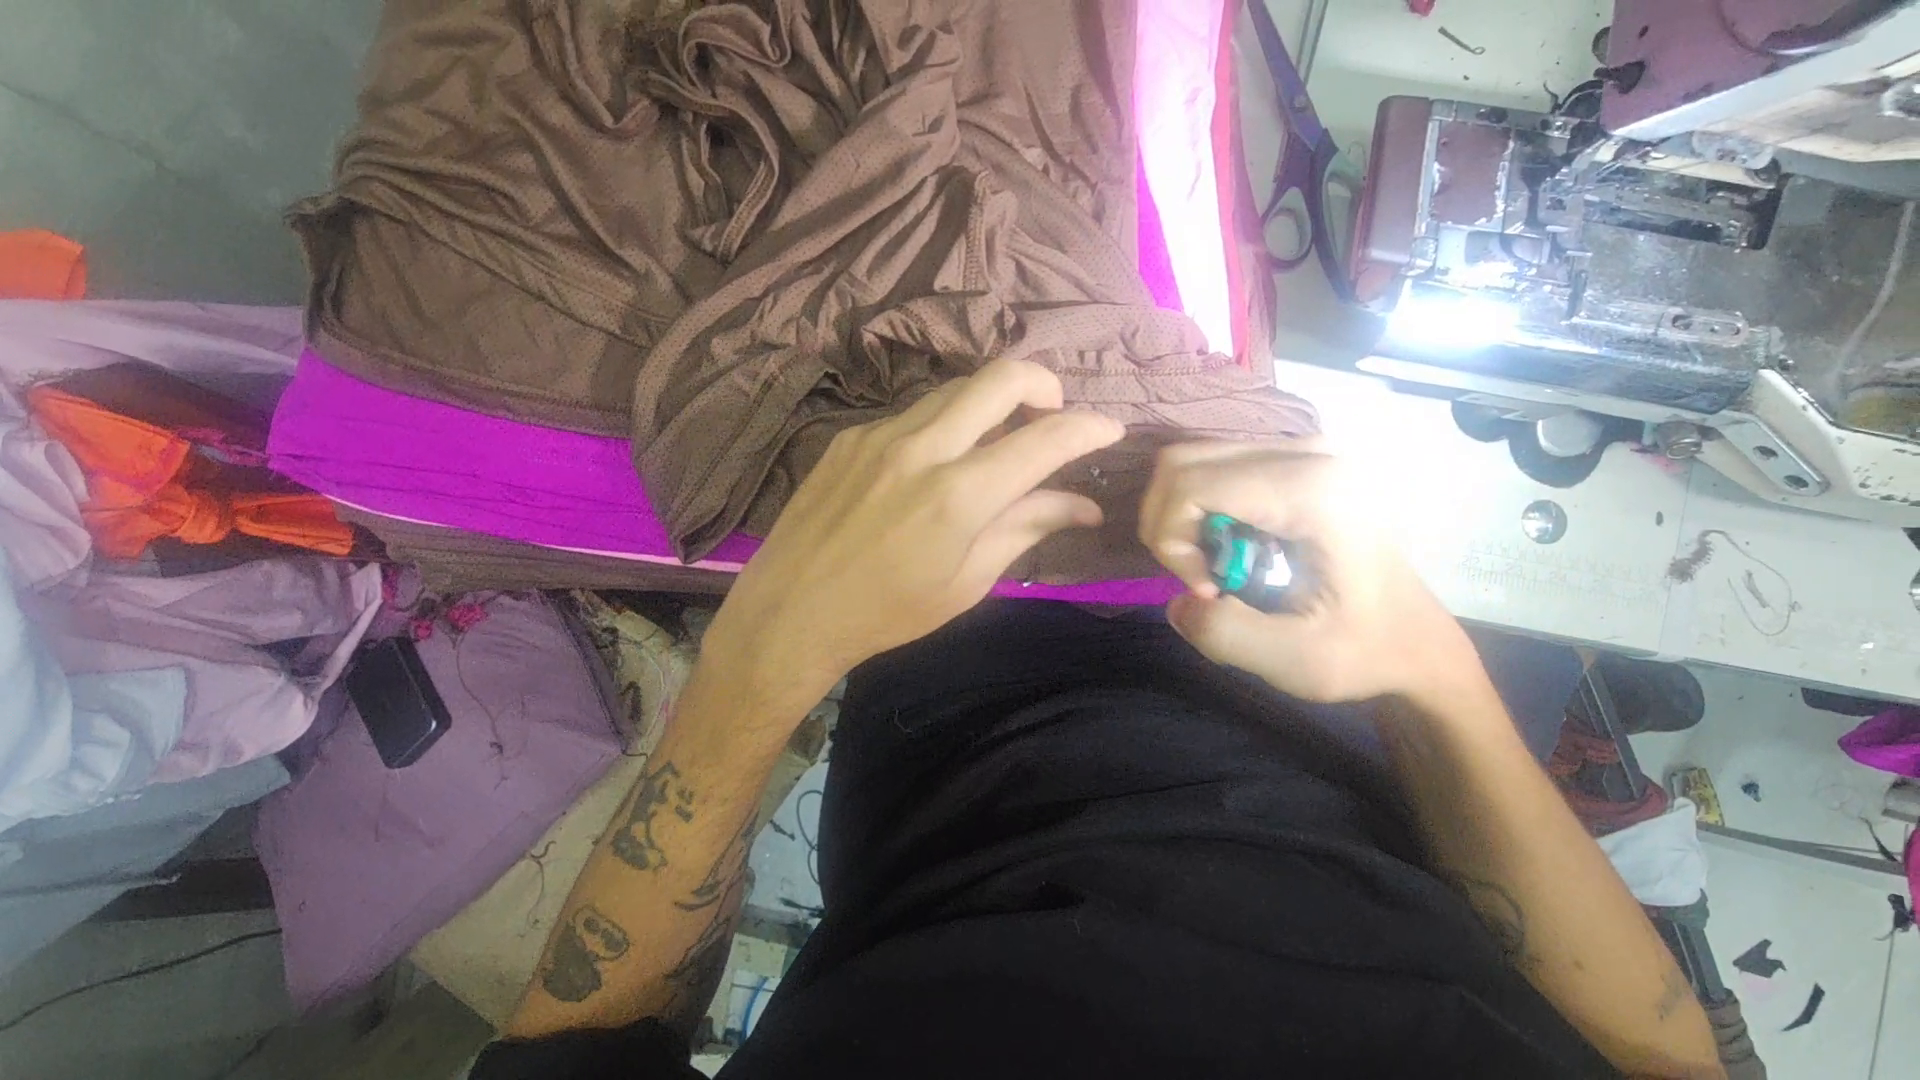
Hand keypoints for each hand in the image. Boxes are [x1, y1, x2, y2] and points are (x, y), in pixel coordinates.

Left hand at [705, 359, 1125, 706]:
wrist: (789, 613)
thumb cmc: (887, 613)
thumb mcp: (967, 582)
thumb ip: (1026, 528)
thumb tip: (1083, 504)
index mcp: (957, 495)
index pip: (1043, 439)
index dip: (1088, 428)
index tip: (1109, 430)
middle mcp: (921, 448)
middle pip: (999, 379)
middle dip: (1043, 384)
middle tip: (1054, 413)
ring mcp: (879, 435)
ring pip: (954, 389)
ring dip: (990, 402)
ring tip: (999, 440)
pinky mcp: (850, 436)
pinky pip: (913, 413)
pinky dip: (943, 425)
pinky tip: (938, 462)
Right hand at [1137, 440, 1478, 703]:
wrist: (1417, 642)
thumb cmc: (1365, 651)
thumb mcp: (1296, 661)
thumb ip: (1225, 633)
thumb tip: (1179, 601)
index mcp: (1313, 490)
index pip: (1191, 486)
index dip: (1174, 541)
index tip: (1206, 592)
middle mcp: (1307, 453)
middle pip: (1182, 463)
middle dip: (1170, 525)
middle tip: (1199, 579)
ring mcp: (1302, 450)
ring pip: (1192, 461)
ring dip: (1181, 518)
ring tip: (1212, 567)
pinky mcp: (1295, 460)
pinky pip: (1215, 468)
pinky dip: (1199, 509)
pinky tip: (1227, 549)